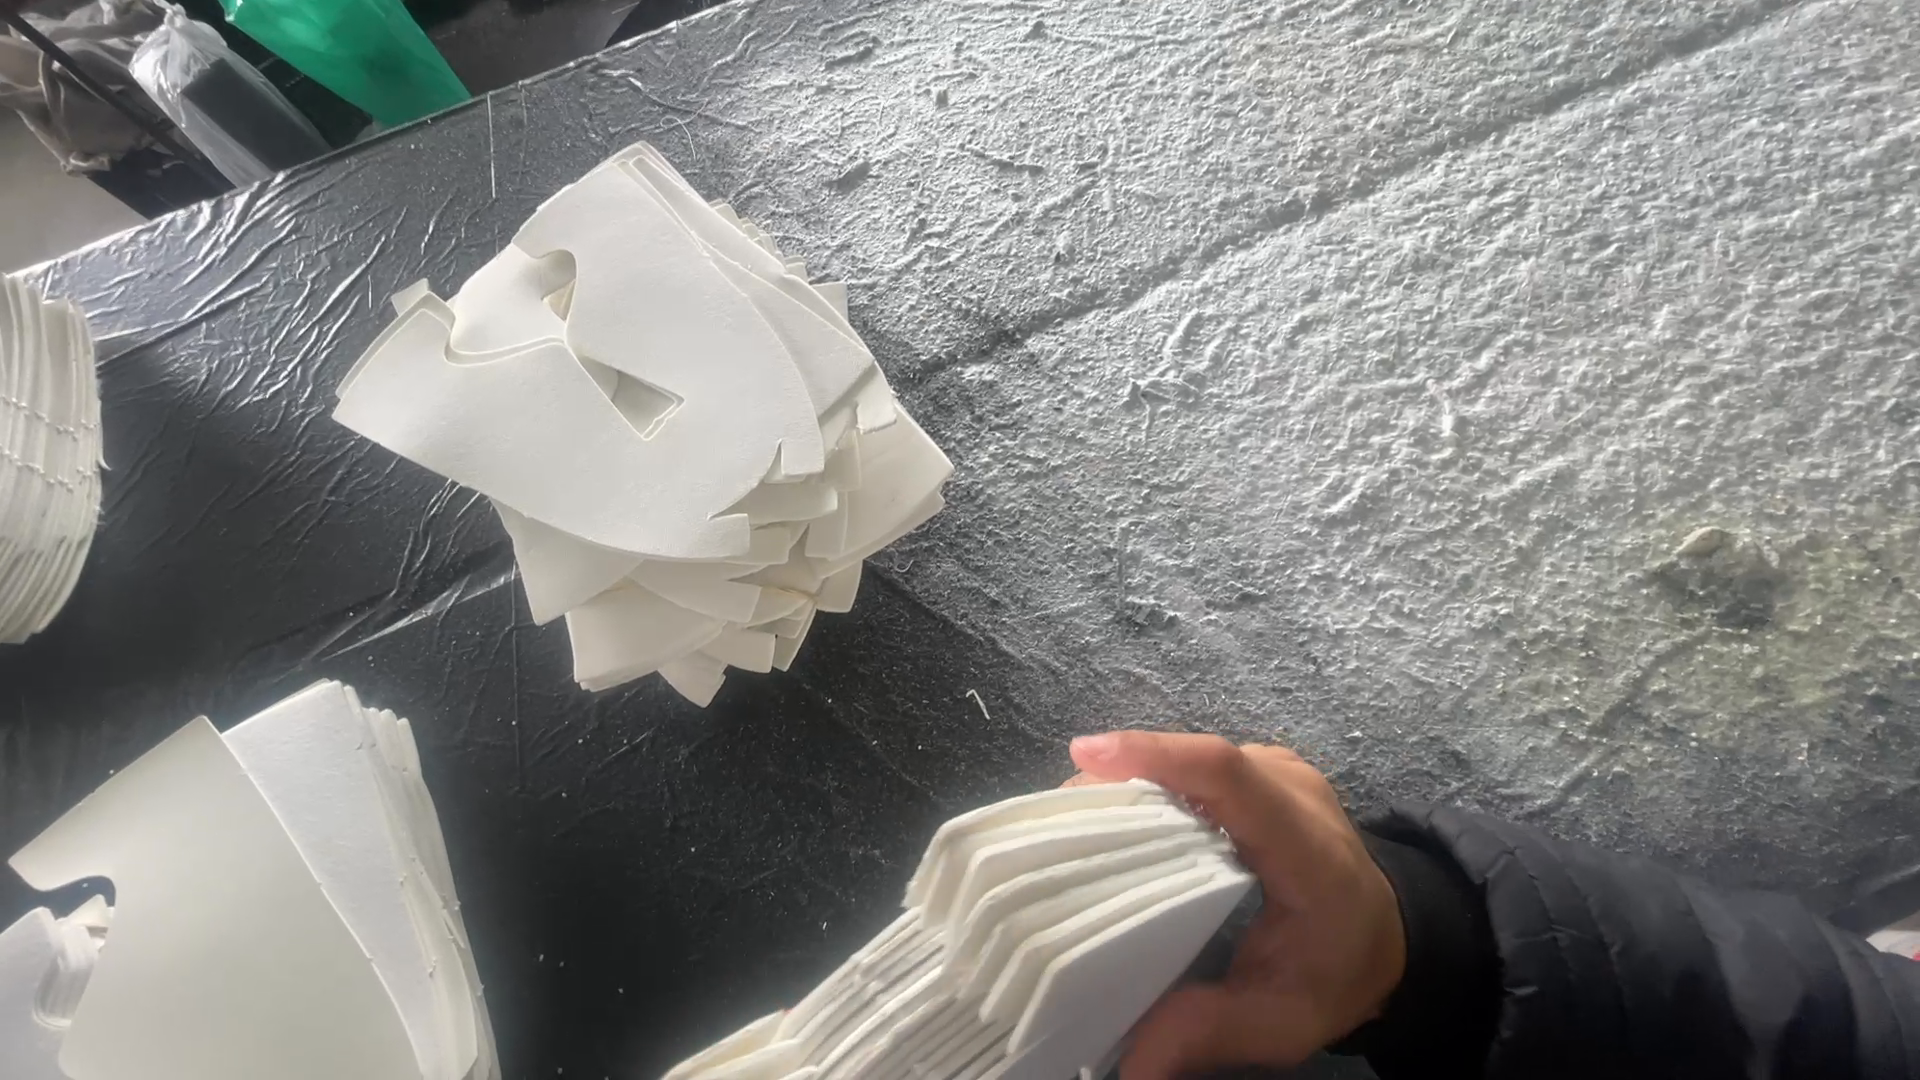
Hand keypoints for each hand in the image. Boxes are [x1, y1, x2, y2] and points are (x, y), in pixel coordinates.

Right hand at [1066, 731, 1405, 1079]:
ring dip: (1130, 777)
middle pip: (1193, 759)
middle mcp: (1289, 787)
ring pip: (1188, 756)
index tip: (1088, 756)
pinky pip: (1194, 763)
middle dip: (1119, 775)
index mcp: (1304, 844)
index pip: (1227, 775)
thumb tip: (1130, 1068)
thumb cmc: (1337, 971)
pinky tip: (1118, 813)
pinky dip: (1151, 780)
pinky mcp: (1258, 766)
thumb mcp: (1282, 1020)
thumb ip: (1208, 1031)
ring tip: (1076, 817)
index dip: (1155, 755)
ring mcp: (1275, 767)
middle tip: (1056, 815)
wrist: (1388, 932)